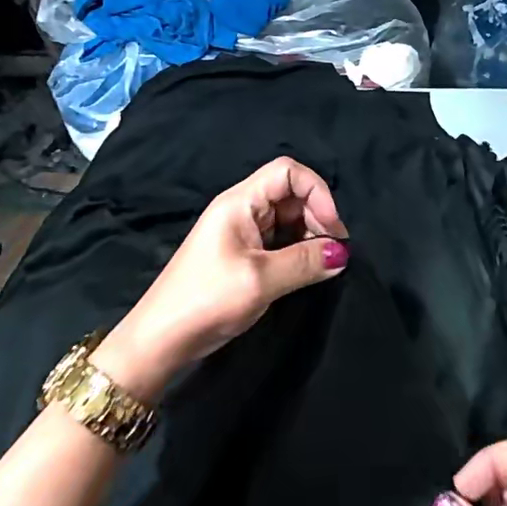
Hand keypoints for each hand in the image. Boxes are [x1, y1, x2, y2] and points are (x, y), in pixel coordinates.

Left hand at [93, 156, 349, 400]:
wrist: (164, 334)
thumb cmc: (208, 298)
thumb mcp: (261, 280)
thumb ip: (304, 262)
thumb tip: (342, 252)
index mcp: (239, 201)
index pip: (287, 171)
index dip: (316, 191)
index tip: (333, 230)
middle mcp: (241, 208)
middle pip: (289, 192)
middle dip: (317, 215)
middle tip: (333, 253)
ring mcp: (241, 230)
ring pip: (287, 217)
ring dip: (309, 234)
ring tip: (321, 265)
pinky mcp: (242, 253)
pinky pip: (278, 239)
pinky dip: (297, 249)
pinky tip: (306, 270)